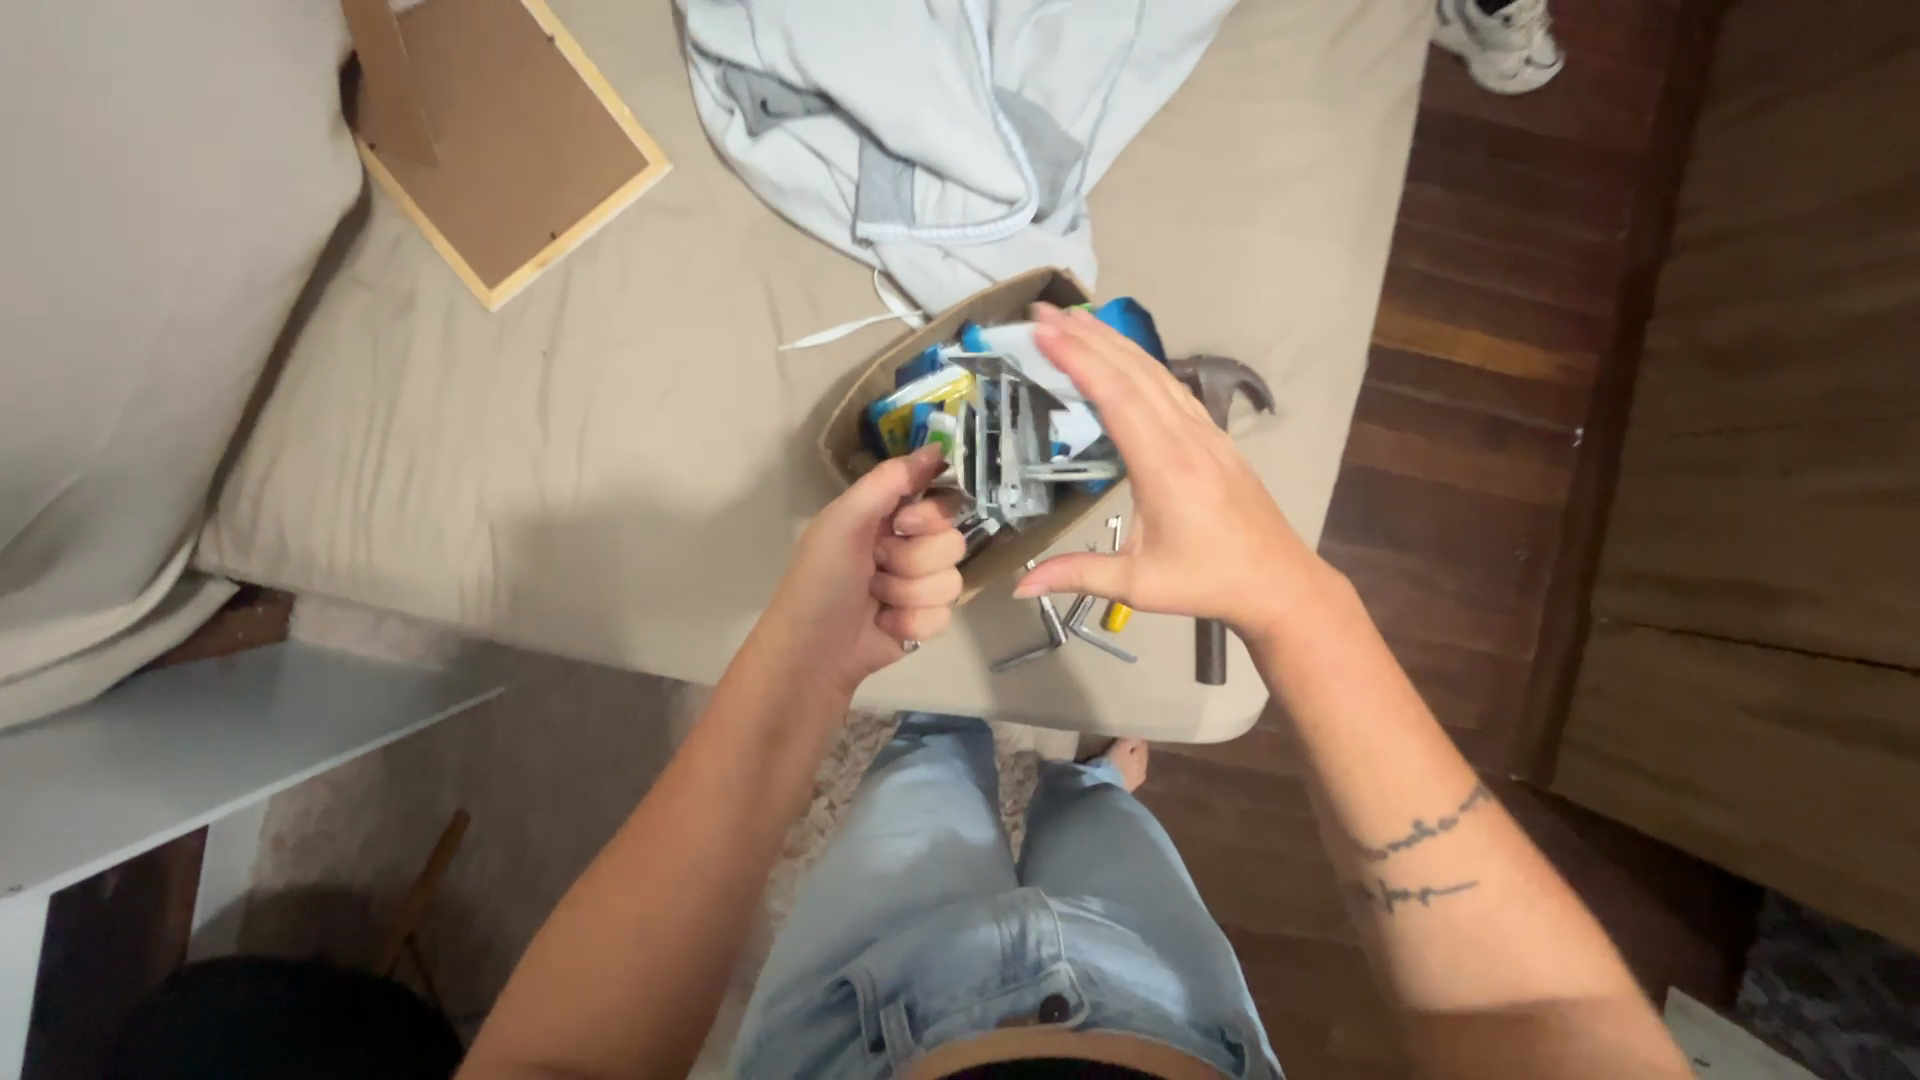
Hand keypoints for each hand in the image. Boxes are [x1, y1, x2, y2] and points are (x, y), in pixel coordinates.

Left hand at [759, 445, 966, 695]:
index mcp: (888, 516)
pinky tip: (885, 624)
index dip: (929, 515)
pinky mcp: (925, 621)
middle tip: (877, 567)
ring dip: (908, 593)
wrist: (812, 649)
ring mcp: (919, 585)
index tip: (902, 525)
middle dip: (912, 560)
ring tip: (876, 599)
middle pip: (953, 542)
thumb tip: (935, 447)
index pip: (941, 501)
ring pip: (952, 581)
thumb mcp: (844, 520)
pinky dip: (911, 622)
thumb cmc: (821, 579)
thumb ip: (888, 480)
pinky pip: (945, 615)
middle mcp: (909, 546)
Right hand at [1012, 304, 1333, 644]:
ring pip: (1155, 372)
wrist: (1278, 580)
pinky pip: (1171, 387)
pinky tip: (1121, 356)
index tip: (1045, 331)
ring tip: (1074, 320)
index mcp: (1165, 467)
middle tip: (1044, 311)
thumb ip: (1077, 575)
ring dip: (1113, 342)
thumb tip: (1018, 587)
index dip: (1079, 360)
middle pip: (1134, 371)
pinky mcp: (1212, 436)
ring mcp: (1204, 432)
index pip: (1117, 397)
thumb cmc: (1208, 581)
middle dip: (1087, 336)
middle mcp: (1186, 438)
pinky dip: (1139, 362)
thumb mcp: (1138, 585)